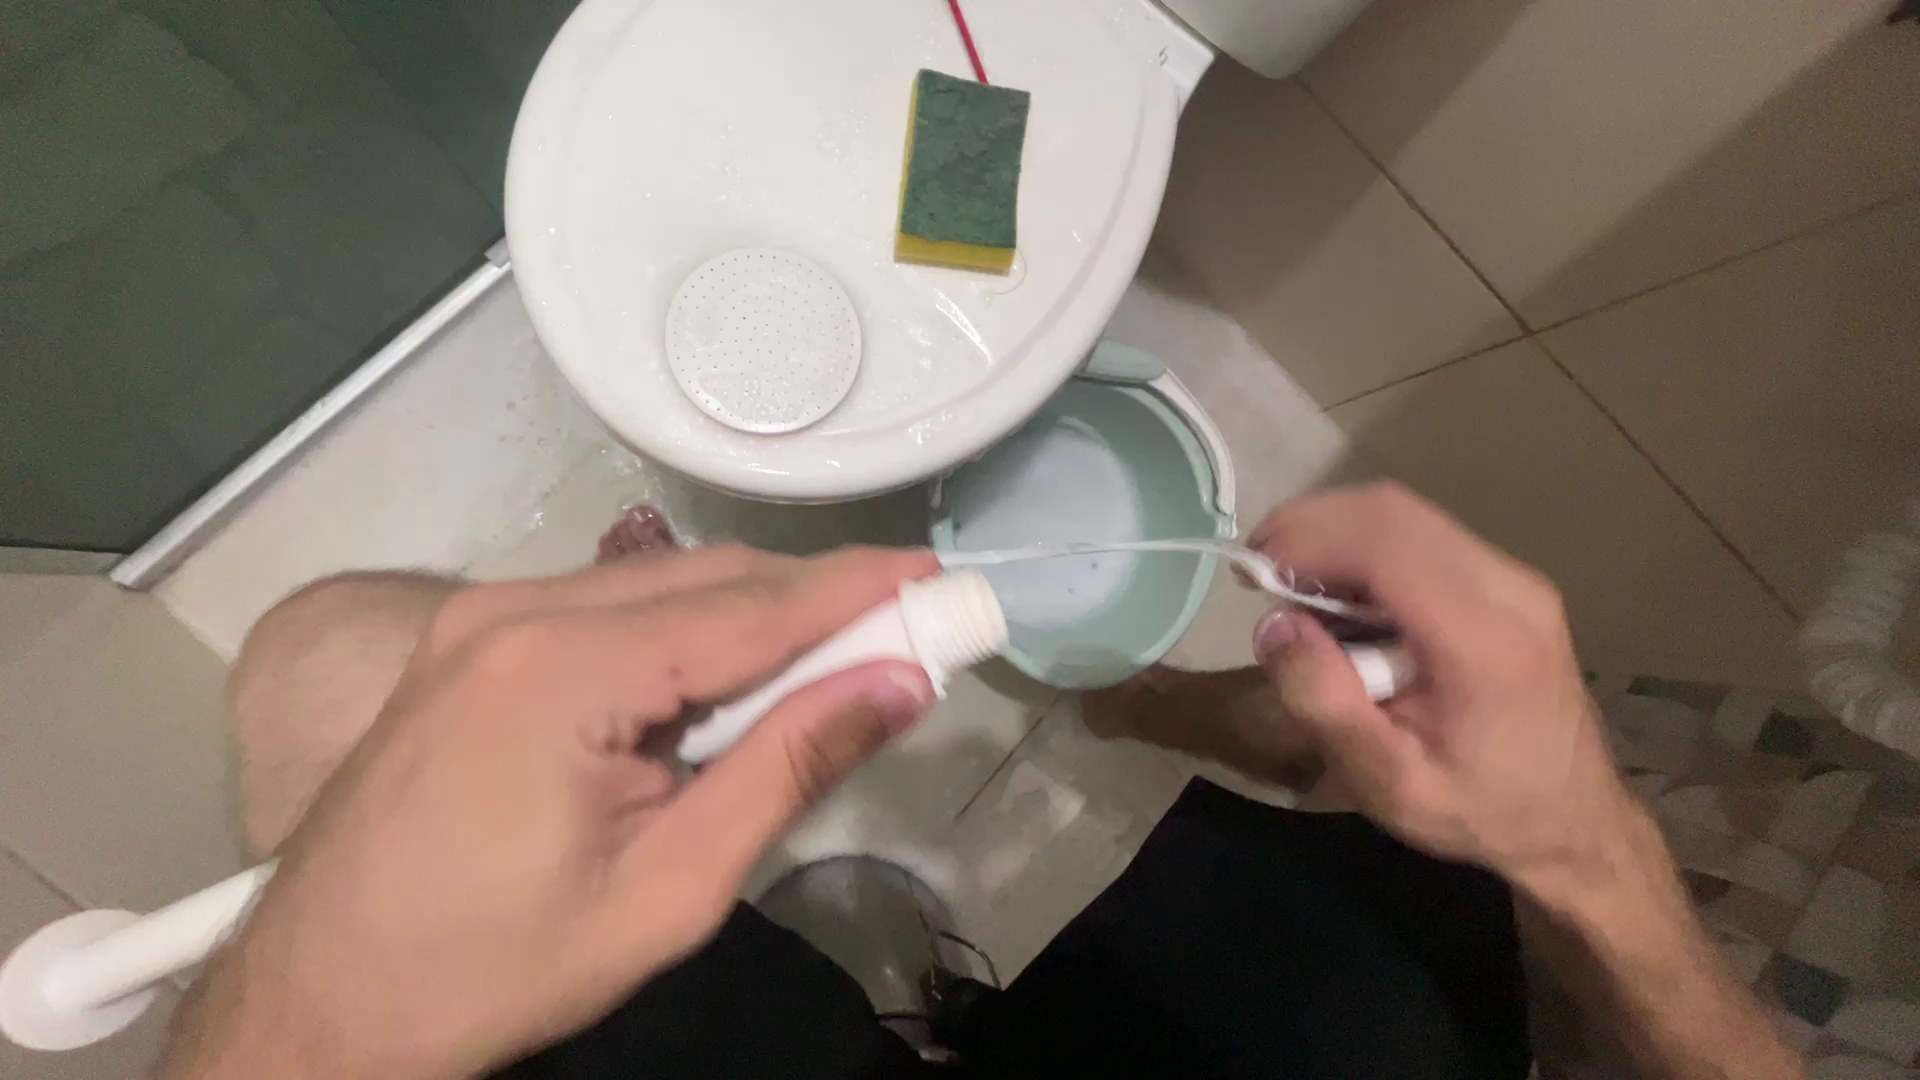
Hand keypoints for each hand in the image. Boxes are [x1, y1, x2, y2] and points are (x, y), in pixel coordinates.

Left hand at [162, 546, 939, 1079]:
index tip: (933, 575)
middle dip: (819, 595)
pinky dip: (703, 622)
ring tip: (836, 650)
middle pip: (715, 576)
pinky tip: (737, 669)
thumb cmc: (499, 967)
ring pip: (673, 580)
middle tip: (904, 618)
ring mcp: (491, 610)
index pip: (751, 609)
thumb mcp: (673, 888)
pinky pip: (626, 601)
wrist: (316, 1007)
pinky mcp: (485, 629)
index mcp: (563, 671)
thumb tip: (900, 685)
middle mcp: (522, 608)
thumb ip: (791, 768)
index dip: (855, 588)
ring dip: (765, 609)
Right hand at [1247, 483, 1636, 891]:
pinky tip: (1331, 589)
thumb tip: (1274, 624)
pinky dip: (1354, 542)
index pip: (1388, 547)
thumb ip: (1326, 704)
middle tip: (1254, 574)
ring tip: (1285, 583)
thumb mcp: (1387, 783)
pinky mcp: (1498, 577)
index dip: (1309, 542)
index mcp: (1485, 643)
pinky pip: (1413, 531)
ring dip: (1328, 531)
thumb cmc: (1474, 808)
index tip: (1250, 575)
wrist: (1568, 820)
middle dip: (1307, 526)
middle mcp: (1508, 590)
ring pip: (1399, 512)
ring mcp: (1509, 576)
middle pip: (1390, 512)